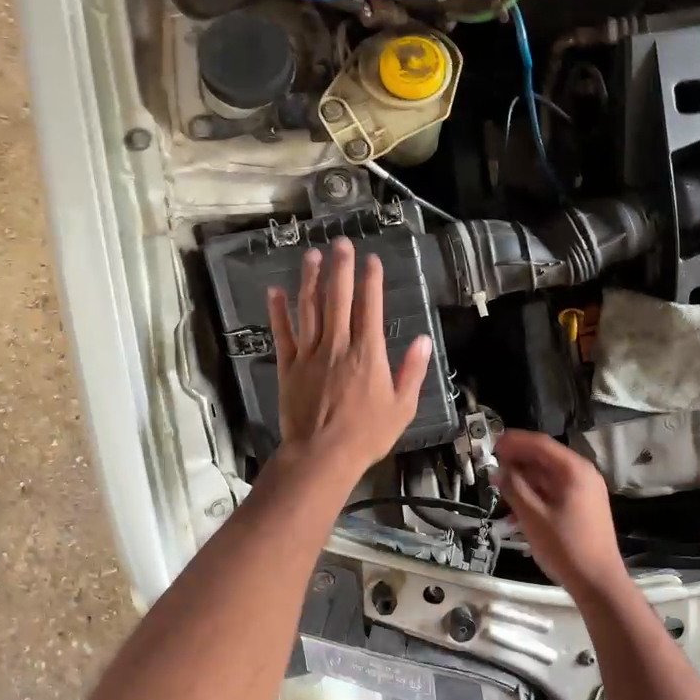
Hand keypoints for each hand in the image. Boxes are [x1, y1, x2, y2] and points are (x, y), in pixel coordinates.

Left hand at [267, 238, 432, 481]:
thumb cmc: (367, 435)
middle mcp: (338, 345)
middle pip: (338, 298)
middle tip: (341, 243)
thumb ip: (412, 371)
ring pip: (309, 309)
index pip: (370, 307)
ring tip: (312, 255)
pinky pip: (283, 334)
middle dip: (341, 268)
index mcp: (367, 353)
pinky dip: (278, 312)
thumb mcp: (402, 406)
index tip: (372, 259)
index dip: (371, 281)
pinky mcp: (288, 367)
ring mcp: (310, 354)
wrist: (321, 456)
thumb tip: (424, 340)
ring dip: (310, 280)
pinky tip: (275, 292)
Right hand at [494, 431, 627, 595]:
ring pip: (549, 477)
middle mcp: (583, 475)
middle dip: (518, 462)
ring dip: (524, 481)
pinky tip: (516, 512)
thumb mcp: (533, 517)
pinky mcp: (583, 508)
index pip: (541, 444)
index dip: (515, 441)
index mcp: (575, 470)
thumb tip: (500, 470)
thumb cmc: (566, 547)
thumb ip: (514, 488)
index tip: (492, 443)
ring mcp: (585, 492)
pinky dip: (536, 497)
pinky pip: (555, 493)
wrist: (598, 584)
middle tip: (493, 467)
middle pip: (545, 459)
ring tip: (499, 489)